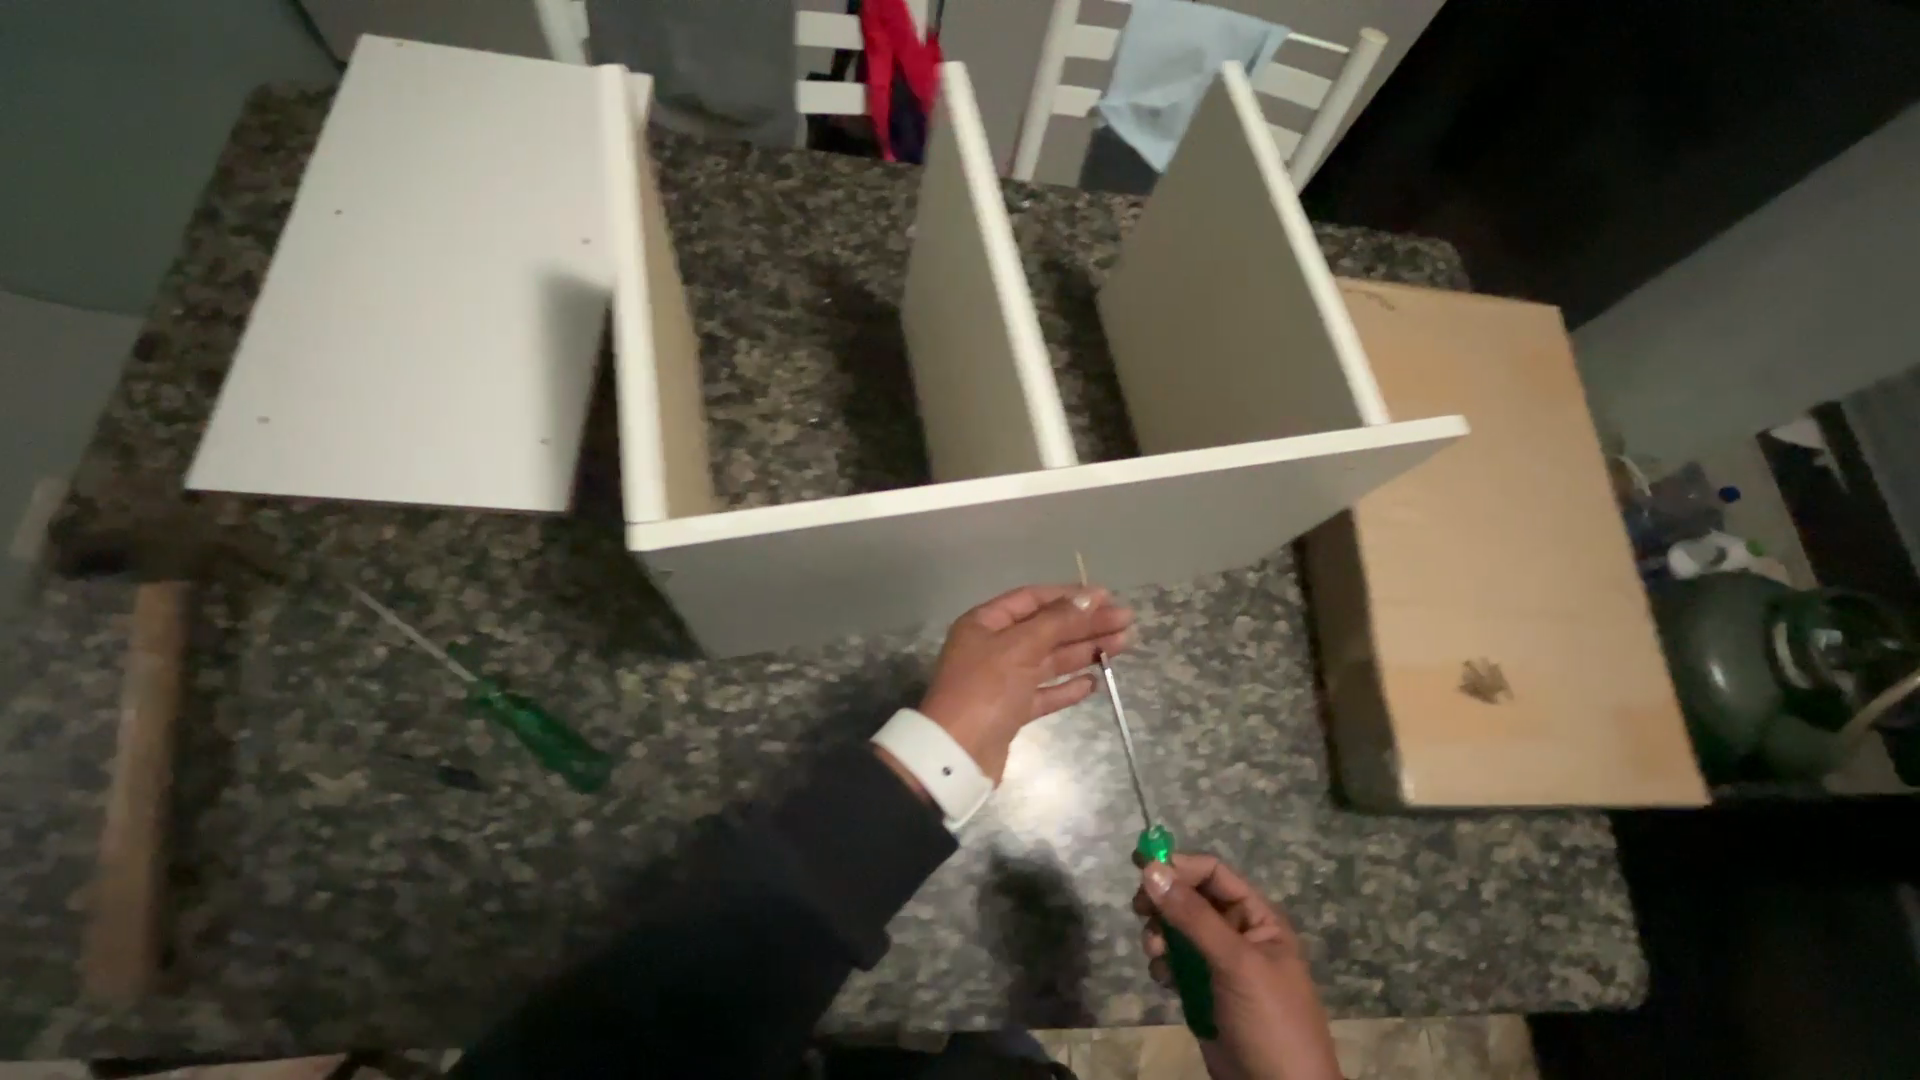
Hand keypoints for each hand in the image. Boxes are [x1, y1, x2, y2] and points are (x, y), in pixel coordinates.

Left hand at [916, 584, 1133, 782]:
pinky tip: (1093, 682)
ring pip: (1049, 660)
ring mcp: (1002, 680)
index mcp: (985, 623)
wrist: (958, 754)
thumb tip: (1088, 598)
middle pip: (1046, 629)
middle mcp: (993, 647)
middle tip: (1127, 622)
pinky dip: (1067, 687)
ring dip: (1083, 652)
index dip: (1069, 597)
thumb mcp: (1020, 647)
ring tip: (1122, 645)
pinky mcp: (1012, 711)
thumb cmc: (985, 689)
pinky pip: (1044, 692)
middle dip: (1085, 625)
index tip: (1106, 598)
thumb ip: (1056, 622)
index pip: (1032, 599)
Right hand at [1135, 855, 1341, 1079]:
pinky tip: (1164, 981)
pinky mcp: (1204, 992)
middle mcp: (1238, 933)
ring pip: (1178, 929)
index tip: (1140, 867)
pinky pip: (1175, 962)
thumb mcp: (1235, 963)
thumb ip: (1193, 916)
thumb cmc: (1270, 1022)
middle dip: (1164, 902)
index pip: (1213, 873)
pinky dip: (1163, 965)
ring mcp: (1220, 964)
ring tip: (1155, 954)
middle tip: (1140, 911)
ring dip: (1160, 935)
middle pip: (1190, 897)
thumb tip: (1151, 868)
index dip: (1179, 866)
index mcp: (1258, 918)